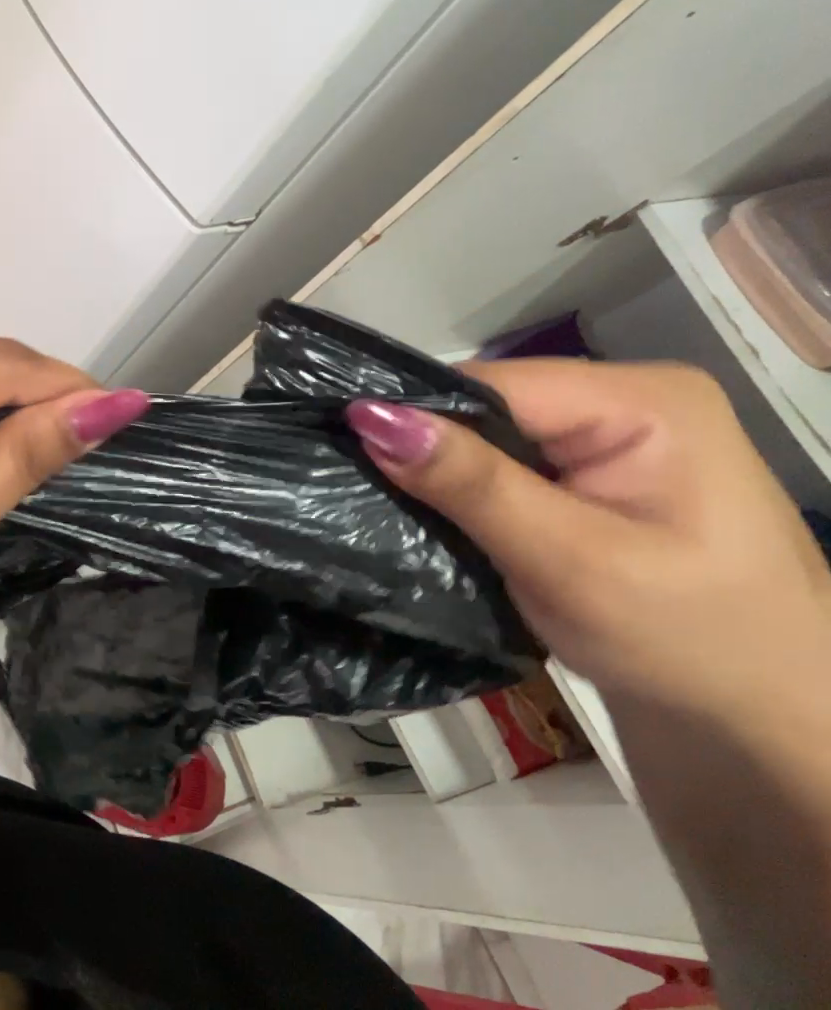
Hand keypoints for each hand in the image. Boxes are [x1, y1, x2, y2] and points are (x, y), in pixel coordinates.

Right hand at [345, 358, 830, 713]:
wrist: (757, 713)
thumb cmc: (682, 637)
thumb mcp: (569, 561)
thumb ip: (472, 485)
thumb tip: (369, 417)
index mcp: (644, 400)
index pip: (490, 384)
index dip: (413, 415)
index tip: (339, 455)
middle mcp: (627, 400)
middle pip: (484, 405)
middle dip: (422, 448)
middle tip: (354, 493)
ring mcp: (611, 439)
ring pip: (486, 438)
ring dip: (437, 476)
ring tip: (382, 509)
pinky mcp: (591, 477)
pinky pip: (501, 466)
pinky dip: (461, 494)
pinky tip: (434, 519)